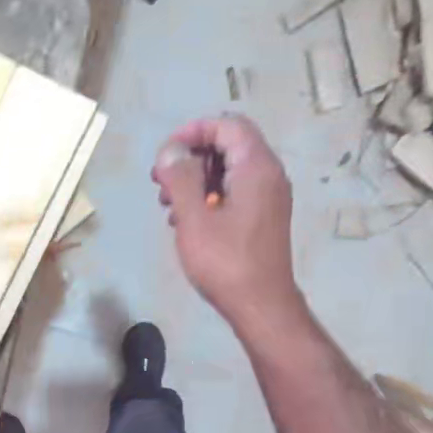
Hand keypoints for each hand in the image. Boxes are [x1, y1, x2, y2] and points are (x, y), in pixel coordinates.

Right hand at [152, 115, 303, 326]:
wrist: (262, 307)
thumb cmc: (227, 263)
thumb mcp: (194, 218)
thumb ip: (180, 177)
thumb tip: (171, 151)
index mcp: (256, 166)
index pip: (227, 125)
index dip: (192, 132)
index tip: (165, 156)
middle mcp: (269, 175)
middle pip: (228, 145)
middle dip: (191, 157)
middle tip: (162, 183)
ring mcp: (270, 198)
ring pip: (230, 170)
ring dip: (197, 179)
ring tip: (169, 206)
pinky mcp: (265, 218)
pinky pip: (236, 192)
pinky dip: (210, 197)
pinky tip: (187, 222)